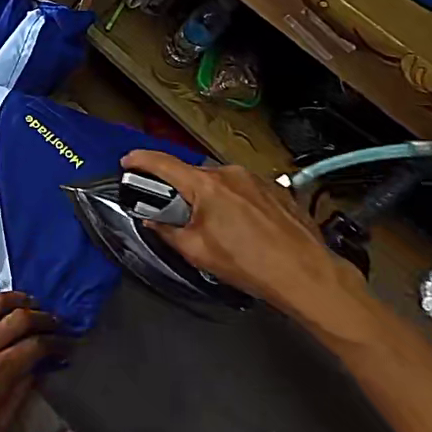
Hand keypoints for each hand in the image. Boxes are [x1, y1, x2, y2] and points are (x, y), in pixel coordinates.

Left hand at [0, 292, 58, 431]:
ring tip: (30, 303)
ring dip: (17, 299)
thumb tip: (38, 366)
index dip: (56, 342)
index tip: (66, 344)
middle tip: (55, 322)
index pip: (36, 344)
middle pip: (21, 317)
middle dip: (44, 317)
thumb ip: (23, 388)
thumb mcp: (1, 420)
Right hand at [121, 150, 367, 328]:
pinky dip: (235, 204)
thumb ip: (168, 230)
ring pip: (220, 183)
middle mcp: (232, 174)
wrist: (301, 270)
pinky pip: (243, 189)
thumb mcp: (197, 252)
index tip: (130, 161)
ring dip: (212, 201)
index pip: (164, 164)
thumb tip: (154, 220)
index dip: (141, 160)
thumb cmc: (252, 264)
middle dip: (182, 193)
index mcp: (208, 186)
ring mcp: (255, 178)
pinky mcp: (273, 188)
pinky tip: (242, 230)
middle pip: (194, 176)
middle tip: (178, 219)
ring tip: (220, 233)